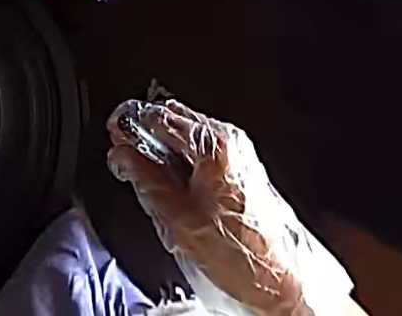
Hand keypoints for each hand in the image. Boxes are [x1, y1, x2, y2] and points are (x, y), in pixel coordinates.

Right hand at [107, 100, 356, 315]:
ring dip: (166, 148)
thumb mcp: (178, 219)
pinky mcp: (244, 166)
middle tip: (128, 158)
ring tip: (154, 179)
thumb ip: (145, 179)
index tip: (114, 132)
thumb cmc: (242, 257)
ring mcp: (239, 151)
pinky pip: (204, 148)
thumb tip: (122, 154)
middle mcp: (229, 138)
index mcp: (213, 143)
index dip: (130, 123)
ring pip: (188, 134)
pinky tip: (178, 185)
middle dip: (147, 135)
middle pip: (174, 119)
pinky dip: (185, 158)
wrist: (287, 285)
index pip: (159, 116)